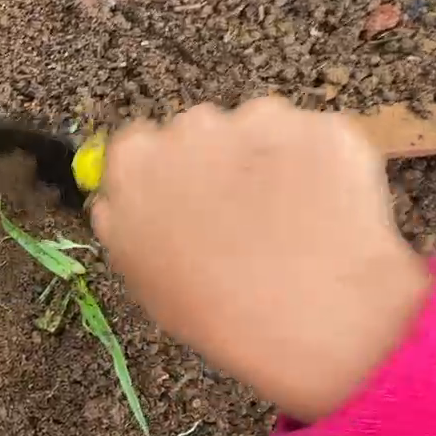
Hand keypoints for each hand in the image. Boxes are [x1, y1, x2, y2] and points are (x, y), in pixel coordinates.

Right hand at [90, 98, 430, 422]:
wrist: (304, 313)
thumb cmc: (207, 303)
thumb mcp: (135, 269)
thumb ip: (120, 219)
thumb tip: (117, 198)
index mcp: (134, 164)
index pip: (133, 144)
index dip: (155, 171)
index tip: (172, 195)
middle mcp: (188, 129)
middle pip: (193, 130)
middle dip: (207, 159)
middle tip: (227, 212)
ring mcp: (257, 122)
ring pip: (254, 128)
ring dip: (259, 157)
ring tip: (275, 216)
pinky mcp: (319, 125)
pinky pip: (309, 137)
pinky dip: (311, 163)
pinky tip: (313, 210)